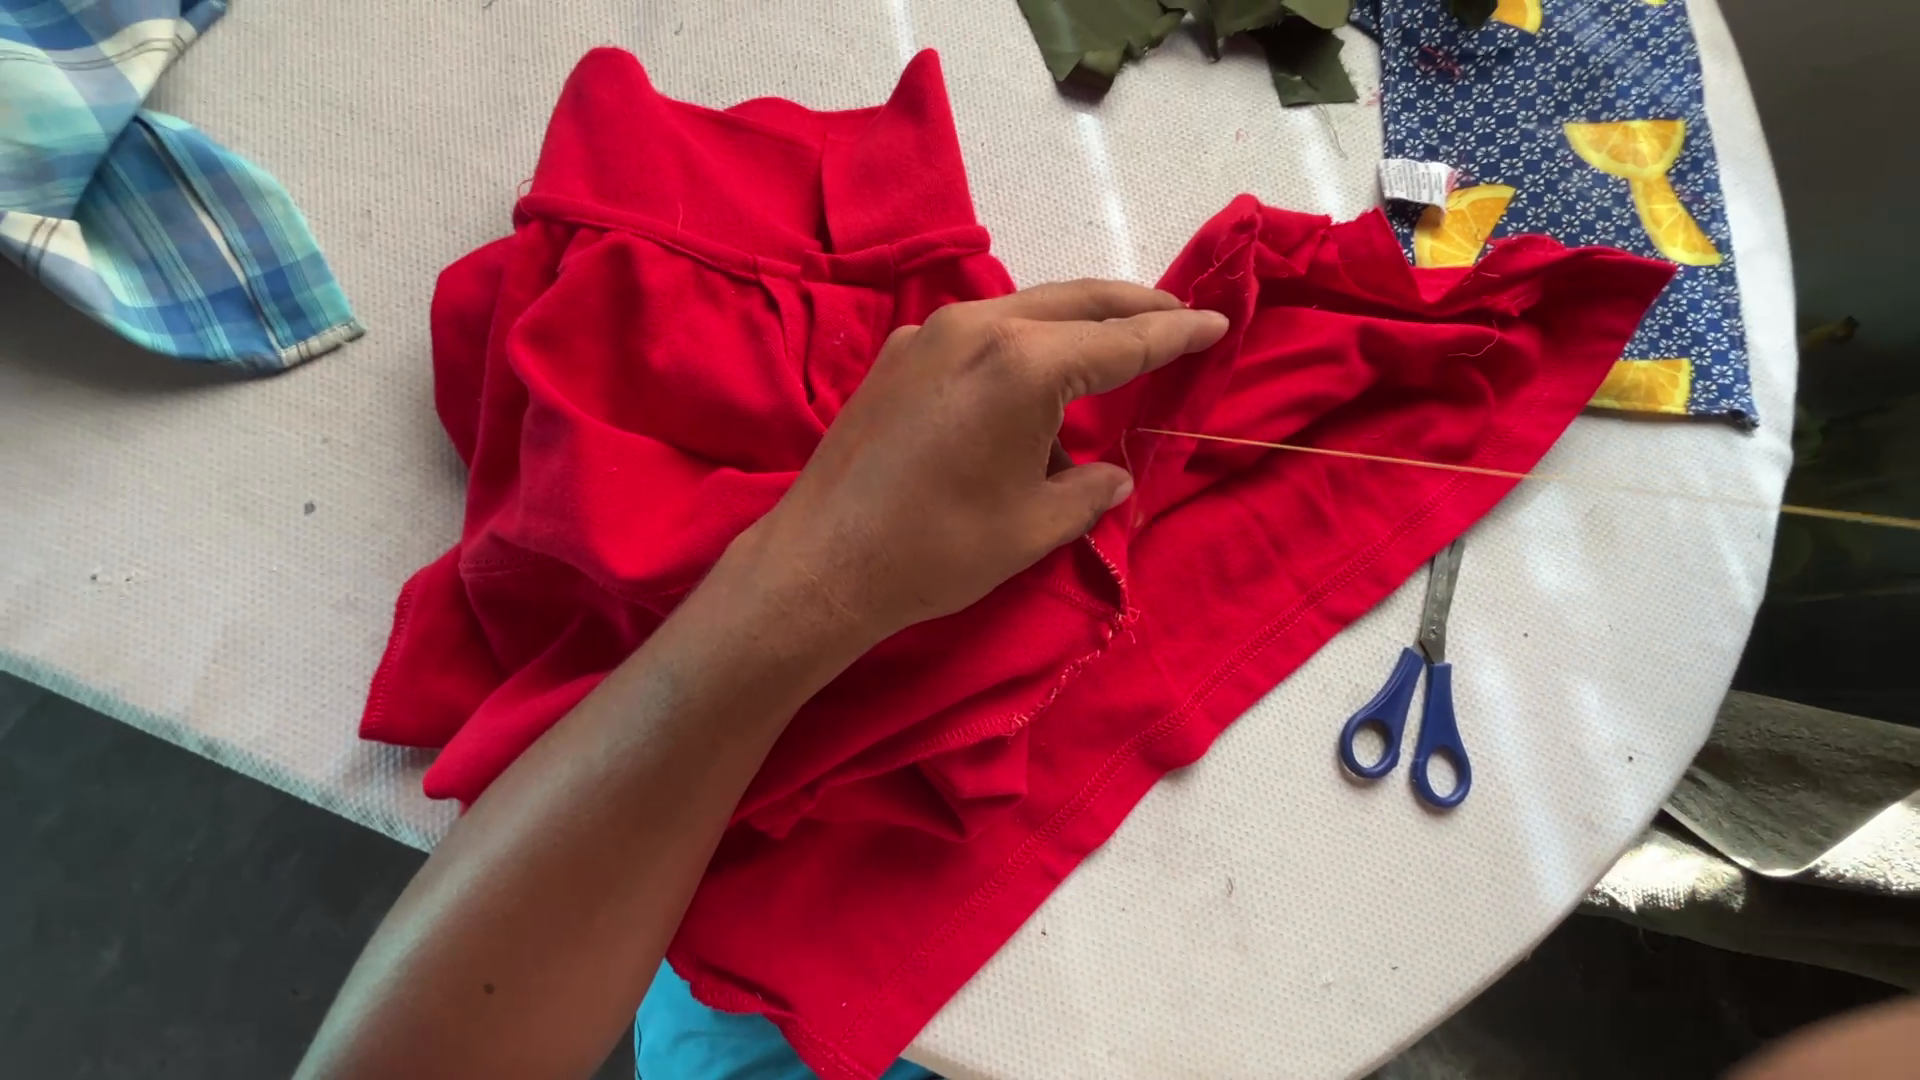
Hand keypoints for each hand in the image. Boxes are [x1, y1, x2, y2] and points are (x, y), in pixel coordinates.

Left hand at [732, 279, 1228, 644]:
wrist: (824, 563)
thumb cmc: (938, 550)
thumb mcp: (1034, 527)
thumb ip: (1089, 493)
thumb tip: (1113, 478)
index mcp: (1025, 364)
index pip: (1122, 340)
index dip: (1176, 334)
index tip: (1215, 321)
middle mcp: (977, 326)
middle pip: (1075, 302)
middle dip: (1132, 309)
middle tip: (1175, 317)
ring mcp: (929, 333)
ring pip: (1023, 313)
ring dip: (1069, 335)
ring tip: (1097, 377)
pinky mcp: (897, 354)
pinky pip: (977, 337)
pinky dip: (1015, 352)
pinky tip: (1020, 396)